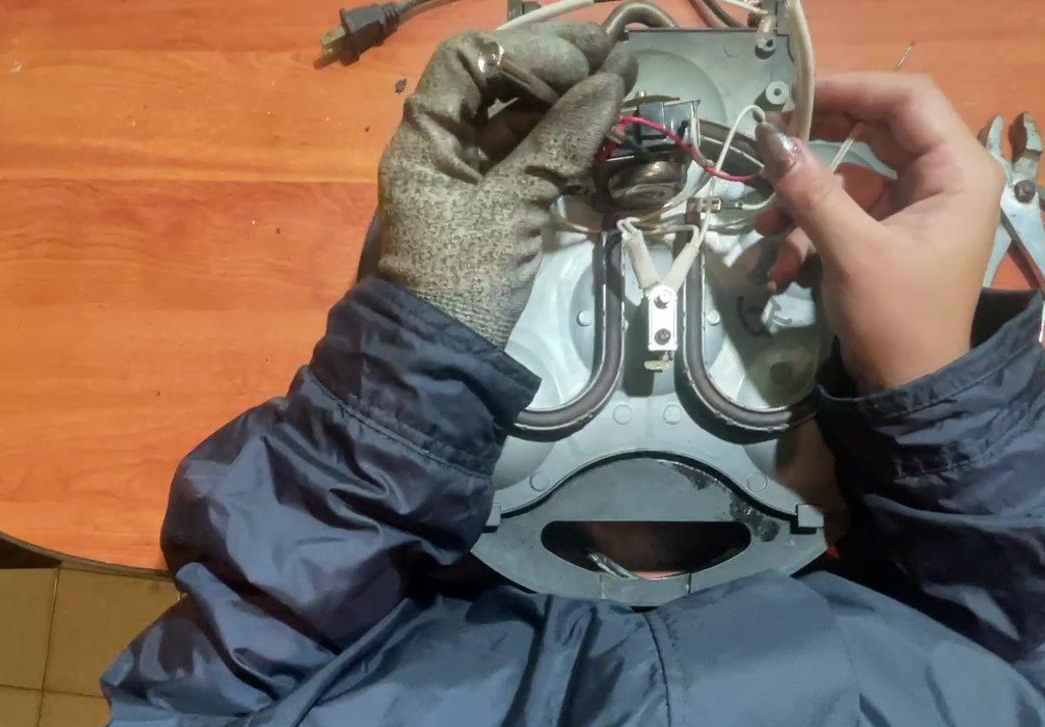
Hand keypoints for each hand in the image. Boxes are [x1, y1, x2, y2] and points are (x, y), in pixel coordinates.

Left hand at [374, 25, 634, 345]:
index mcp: (424, 138)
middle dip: (555, 69)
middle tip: (617, 59)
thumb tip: (613, 81)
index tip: (582, 63)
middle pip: (496, 86)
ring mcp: (464, 178)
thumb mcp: (511, 209)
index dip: (526, 51)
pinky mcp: (488, 207)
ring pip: (514, 123)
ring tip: (619, 86)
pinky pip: (523, 160)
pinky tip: (596, 130)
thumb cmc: (464, 281)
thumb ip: (560, 143)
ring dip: (563, 104)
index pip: (469, 60)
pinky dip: (557, 144)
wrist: (446, 357)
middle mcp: (440, 147)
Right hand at [751, 74, 1002, 390]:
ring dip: (803, 204)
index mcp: (957, 171)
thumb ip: (812, 194)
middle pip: (875, 136)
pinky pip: (843, 218)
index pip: (908, 101)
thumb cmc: (896, 319)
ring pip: (850, 181)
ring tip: (765, 229)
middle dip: (819, 146)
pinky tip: (783, 266)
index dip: (852, 90)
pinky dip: (809, 236)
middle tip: (770, 148)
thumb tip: (770, 142)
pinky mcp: (887, 238)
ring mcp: (912, 210)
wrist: (906, 388)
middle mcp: (941, 180)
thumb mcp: (852, 254)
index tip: (796, 100)